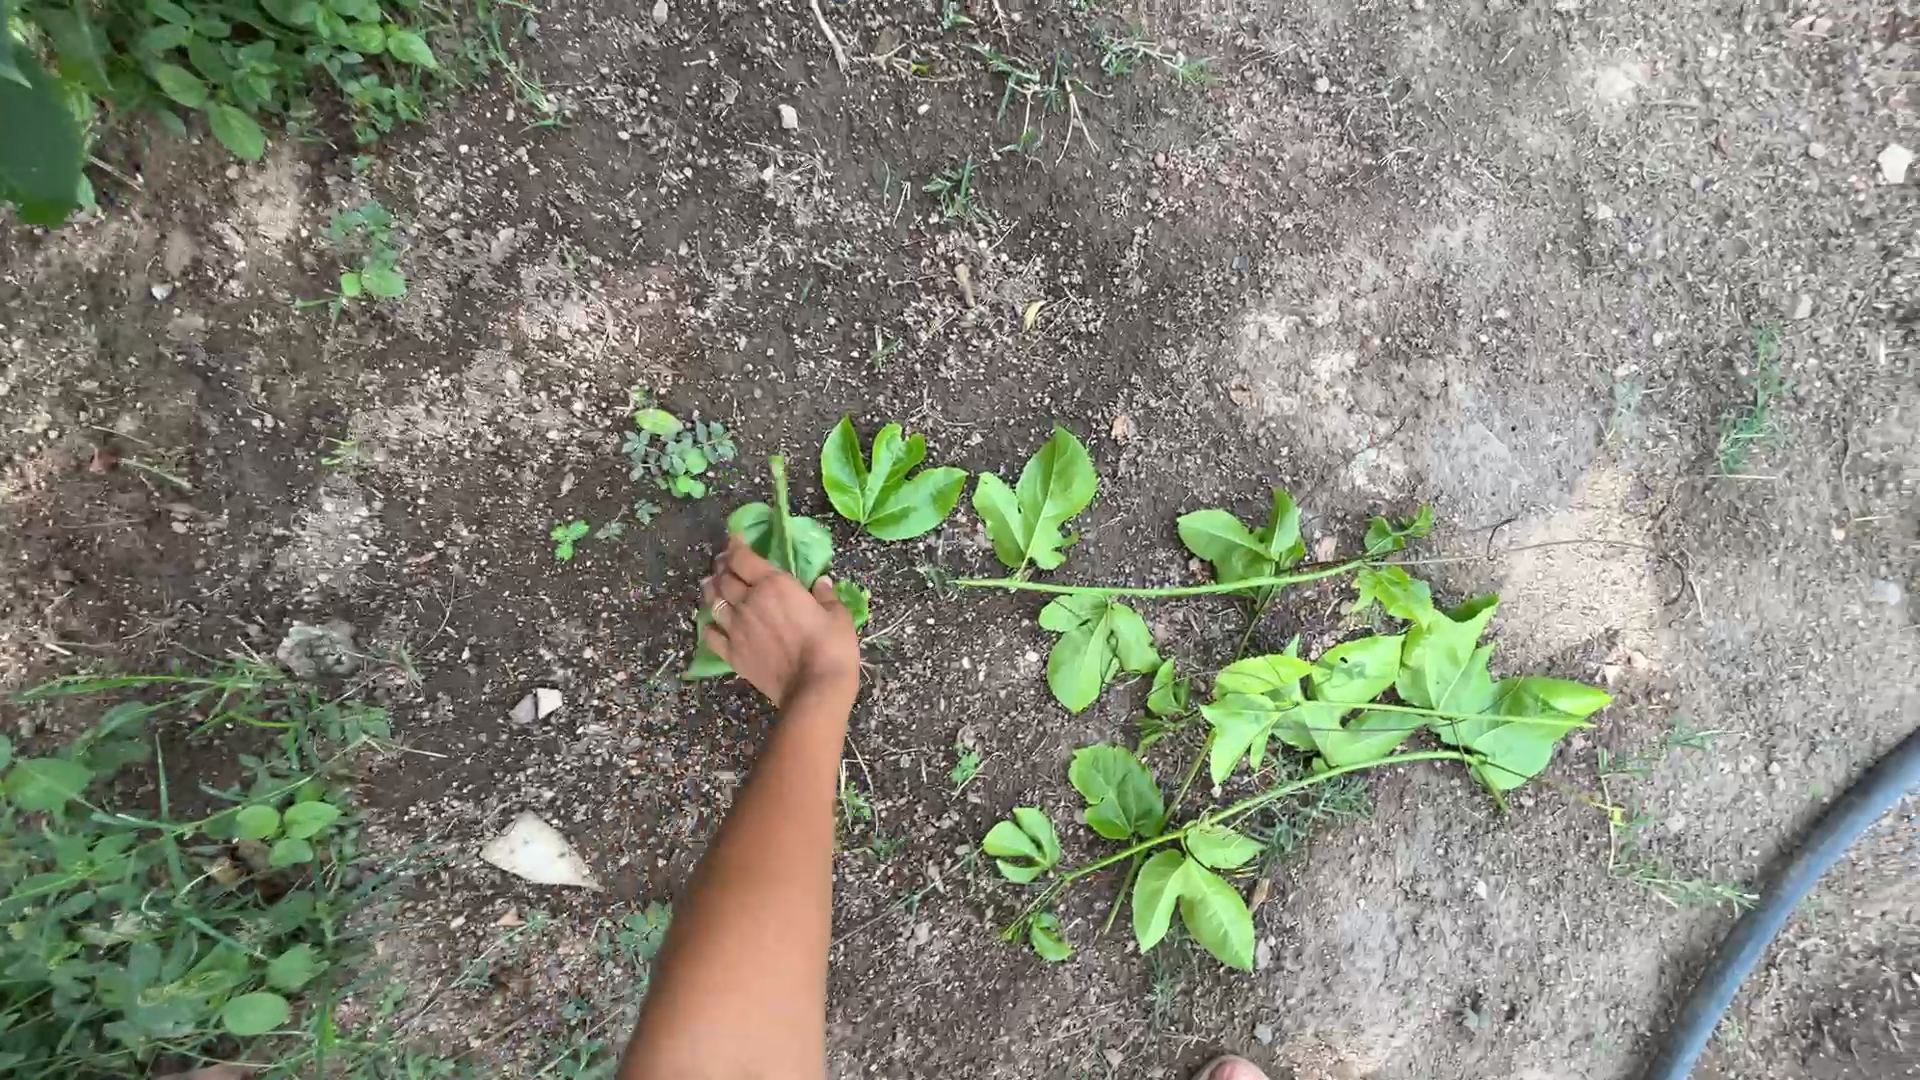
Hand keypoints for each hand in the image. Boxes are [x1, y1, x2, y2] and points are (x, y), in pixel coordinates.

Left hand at [701, 534, 859, 708]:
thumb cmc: (832, 647)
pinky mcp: (732, 653)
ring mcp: (736, 629)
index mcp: (775, 585)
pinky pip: (711, 635)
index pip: (743, 558)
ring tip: (711, 584)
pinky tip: (711, 623)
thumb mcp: (838, 615)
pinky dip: (709, 625)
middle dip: (721, 566)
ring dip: (711, 590)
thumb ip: (826, 595)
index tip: (734, 539)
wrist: (814, 689)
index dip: (735, 545)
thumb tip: (822, 582)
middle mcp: (749, 601)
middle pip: (724, 577)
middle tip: (723, 562)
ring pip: (713, 602)